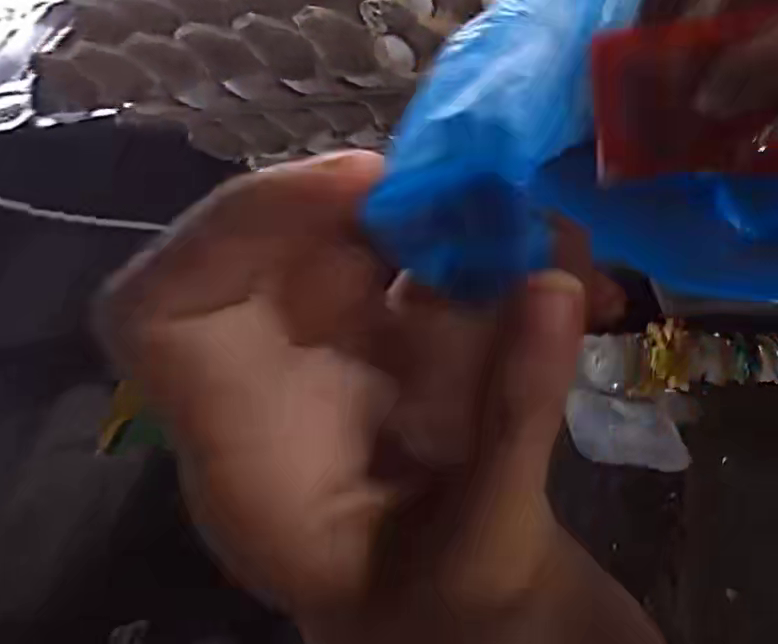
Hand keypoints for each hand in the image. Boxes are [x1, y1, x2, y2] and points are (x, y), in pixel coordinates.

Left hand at [98, 152, 640, 643]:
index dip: (244, 222)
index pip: (175, 308)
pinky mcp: (453, 335)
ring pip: (414, 238)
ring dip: (504, 227)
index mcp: (258, 439)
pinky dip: (547, 260)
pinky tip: (602, 296)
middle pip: (315, 239)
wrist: (487, 621)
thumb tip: (555, 282)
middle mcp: (306, 368)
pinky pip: (488, 265)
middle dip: (417, 199)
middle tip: (517, 191)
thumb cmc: (452, 615)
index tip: (372, 177)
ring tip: (586, 259)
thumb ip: (515, 420)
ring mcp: (384, 344)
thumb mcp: (485, 550)